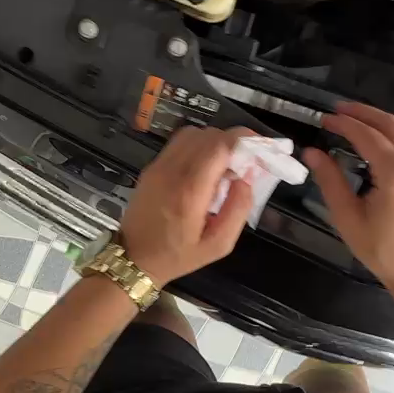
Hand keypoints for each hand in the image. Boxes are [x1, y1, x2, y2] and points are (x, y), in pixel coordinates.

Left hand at [120, 126, 255, 283]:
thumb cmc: (177, 256)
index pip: (219, 146)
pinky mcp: (151, 167)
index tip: (259, 147)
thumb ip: (237, 210)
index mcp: (190, 192)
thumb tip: (246, 179)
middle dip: (232, 142)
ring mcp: (158, 166)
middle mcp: (171, 171)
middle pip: (208, 135)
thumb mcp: (218, 245)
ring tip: (225, 165)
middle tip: (245, 161)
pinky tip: (205, 168)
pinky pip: (179, 144)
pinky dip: (198, 147)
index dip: (243, 140)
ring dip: (214, 142)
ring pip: (192, 134)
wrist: (134, 258)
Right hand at [303, 102, 393, 300]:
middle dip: (365, 114)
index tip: (324, 118)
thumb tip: (313, 153)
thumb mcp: (349, 218)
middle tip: (340, 109)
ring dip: (384, 120)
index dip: (344, 124)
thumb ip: (330, 181)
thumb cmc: (384, 253)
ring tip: (359, 117)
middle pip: (392, 126)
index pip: (367, 136)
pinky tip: (384, 137)